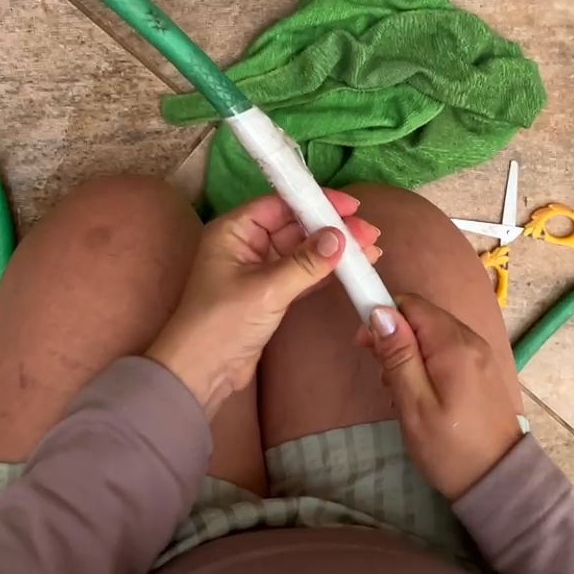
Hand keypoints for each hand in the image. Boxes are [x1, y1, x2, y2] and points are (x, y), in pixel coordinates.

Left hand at [147, 190, 380, 411]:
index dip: (316, 202)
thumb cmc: (222, 322)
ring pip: (302, 251)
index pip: (281, 204)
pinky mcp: (270, 293)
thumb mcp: (267, 289)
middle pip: (296, 226)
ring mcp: (258, 269)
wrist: (202, 371)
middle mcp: (246, 243)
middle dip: (333, 228)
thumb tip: (340, 237)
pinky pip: (302, 274)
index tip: (352, 207)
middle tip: (370, 234)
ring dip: (334, 250)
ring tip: (371, 249)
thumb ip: (305, 263)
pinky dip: (326, 272)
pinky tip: (352, 269)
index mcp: (235, 230)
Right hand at [358, 294, 521, 499]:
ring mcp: (481, 354)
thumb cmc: (450, 448)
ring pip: (433, 333)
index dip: (382, 317)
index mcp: (453, 345)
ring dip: (410, 352)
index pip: (410, 304)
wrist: (500, 482)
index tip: (366, 347)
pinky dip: (428, 361)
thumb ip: (398, 355)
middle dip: (395, 337)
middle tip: (383, 376)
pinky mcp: (483, 369)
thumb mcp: (414, 404)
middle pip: (422, 316)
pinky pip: (448, 349)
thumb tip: (380, 312)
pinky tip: (422, 392)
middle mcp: (471, 340)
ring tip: (401, 390)